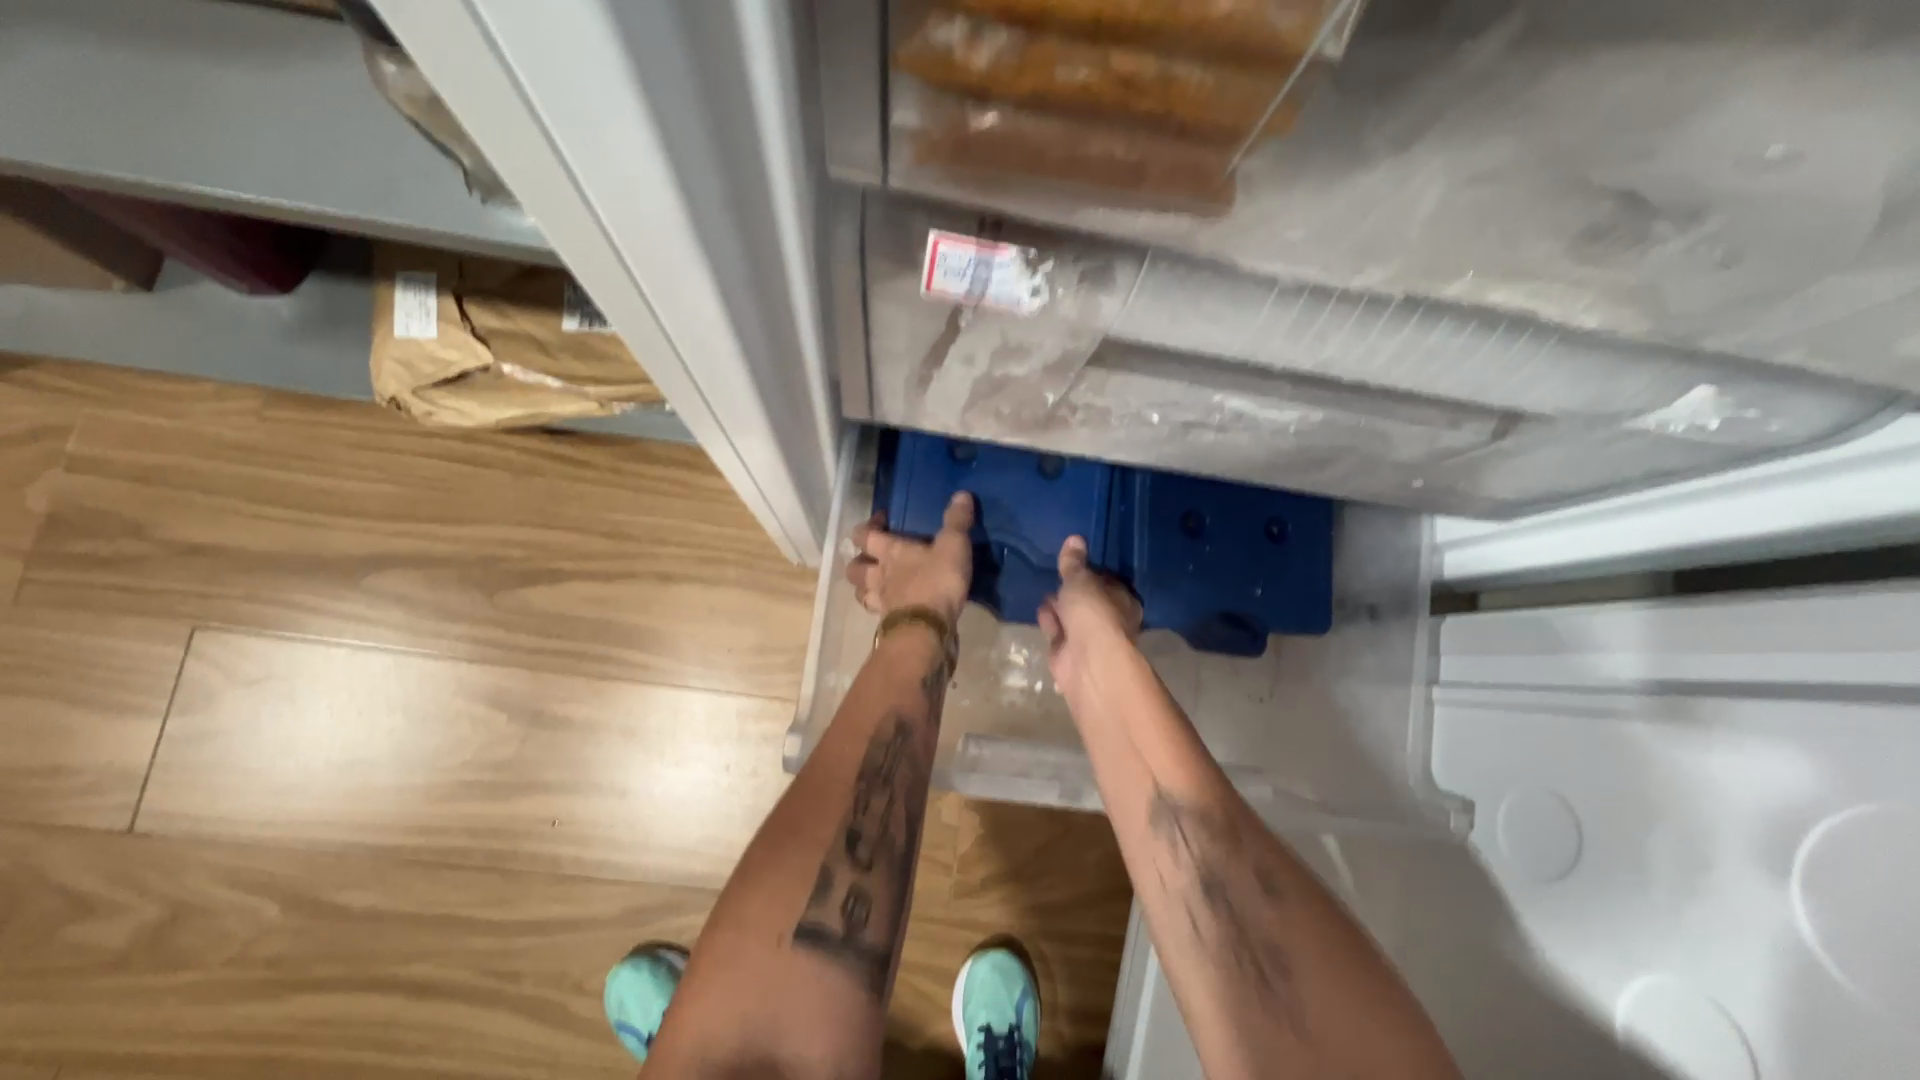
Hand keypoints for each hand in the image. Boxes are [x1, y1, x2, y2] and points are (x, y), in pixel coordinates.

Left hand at [846, 492, 974, 623]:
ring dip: (864, 587)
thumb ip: (956, 522)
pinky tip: (892, 608)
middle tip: (872, 558)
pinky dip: (881, 609)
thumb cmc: (936, 582)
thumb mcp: (953, 547)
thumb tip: (961, 494)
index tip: (880, 521)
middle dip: (858, 560)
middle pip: (854, 567)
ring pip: (860, 592)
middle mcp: (878, 575)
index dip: (867, 527)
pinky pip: (878, 613)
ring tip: (876, 585)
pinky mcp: (887, 623)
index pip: (864, 535)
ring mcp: (880, 601)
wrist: (925, 629)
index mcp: (890, 552)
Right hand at [1037, 535, 1142, 691]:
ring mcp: (1089, 639)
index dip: (1089, 574)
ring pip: (1071, 618)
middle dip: (1071, 592)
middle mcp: (1109, 620)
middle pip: (1087, 601)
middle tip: (1056, 578)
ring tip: (1046, 594)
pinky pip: (1058, 633)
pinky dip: (1050, 624)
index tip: (1073, 564)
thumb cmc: (1093, 612)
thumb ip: (1074, 562)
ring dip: (1058, 607)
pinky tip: (1042, 614)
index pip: (1106, 582)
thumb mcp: (1080, 580)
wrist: (1088, 660)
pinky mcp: (1070, 654)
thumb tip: (1075, 538)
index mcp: (1122, 600)